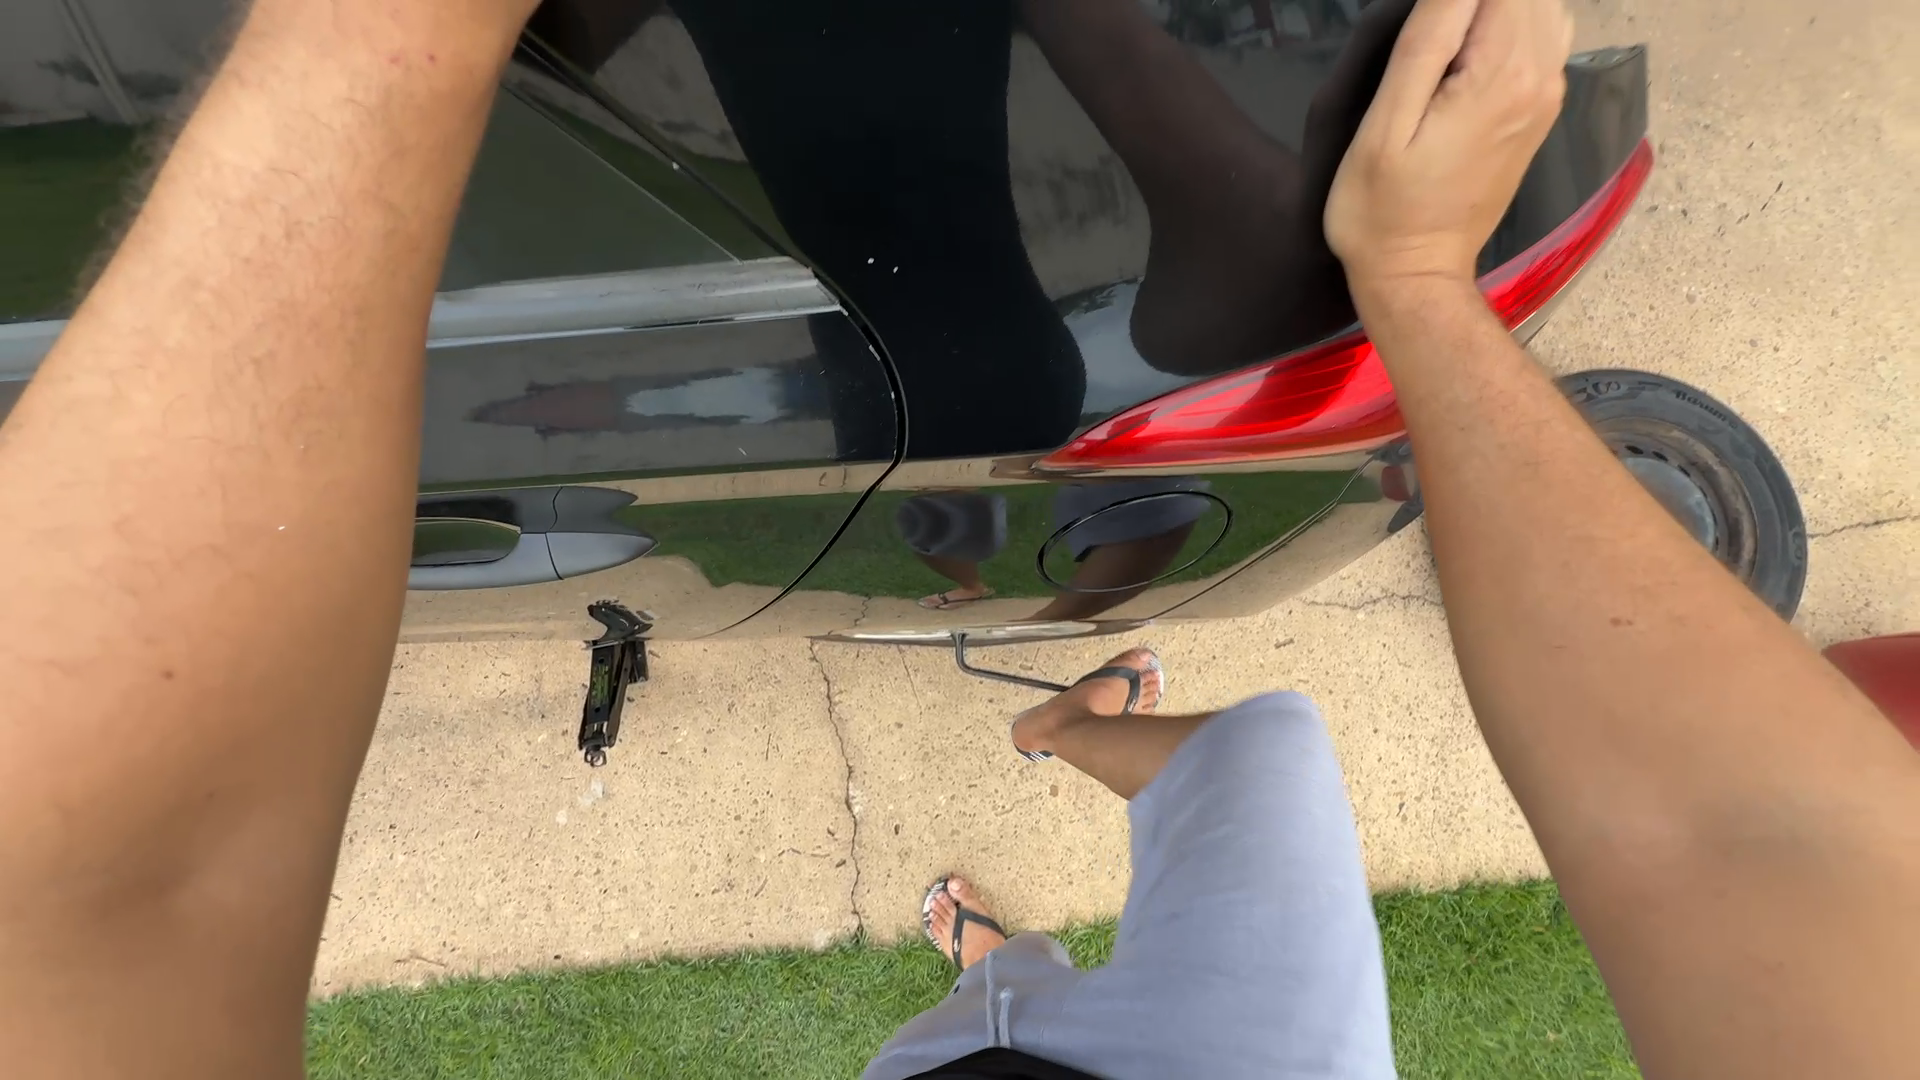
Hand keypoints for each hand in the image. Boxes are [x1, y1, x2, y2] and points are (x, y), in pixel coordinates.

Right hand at [1324, 0, 1572, 296]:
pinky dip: (1510, 28)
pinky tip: (1468, 55)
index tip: (1418, 25)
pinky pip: (1542, 39)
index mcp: (1500, 72)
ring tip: (1443, 41)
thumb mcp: (1383, 131)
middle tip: (1425, 32)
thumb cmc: (1381, 213)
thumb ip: (1422, 46)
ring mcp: (1546, 94)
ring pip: (1540, 8)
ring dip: (1493, 11)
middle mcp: (1540, 72)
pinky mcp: (1538, 113)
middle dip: (1470, 3)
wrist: (1415, 275)